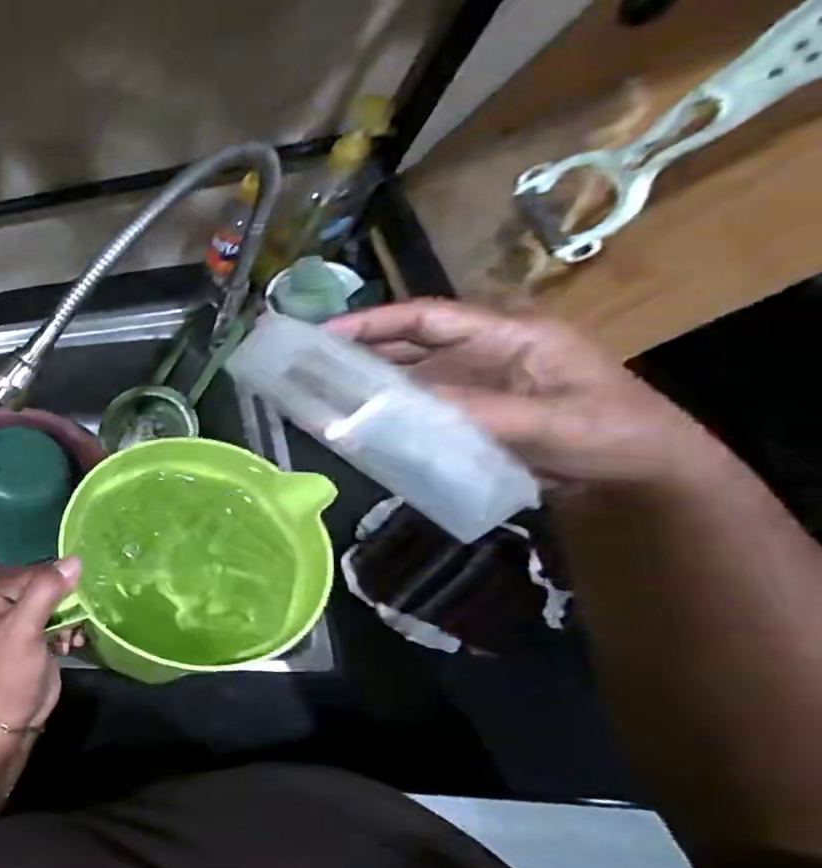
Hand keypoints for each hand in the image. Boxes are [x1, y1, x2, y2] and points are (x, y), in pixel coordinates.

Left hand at [0, 557, 83, 731]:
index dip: (61, 586)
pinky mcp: (39, 634)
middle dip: (68, 605)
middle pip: (51, 586)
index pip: (39, 572)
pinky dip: (71, 631)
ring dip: (72, 620)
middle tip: (71, 626)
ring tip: (69, 639)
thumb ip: (47, 591)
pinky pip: (63, 620)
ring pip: (61, 604)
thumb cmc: (13, 668)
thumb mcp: (26, 626)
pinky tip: (70, 646)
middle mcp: (8, 598)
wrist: (12, 713)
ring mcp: (24, 617)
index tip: (76, 604)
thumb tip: (75, 560)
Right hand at [325, 300, 714, 487]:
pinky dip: (377, 414)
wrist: (639, 478)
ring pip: (401, 376)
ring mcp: (469, 386)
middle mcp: (480, 354)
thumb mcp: (551, 423)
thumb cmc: (612, 436)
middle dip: (353, 350)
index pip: (426, 318)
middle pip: (404, 344)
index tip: (320, 335)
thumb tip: (394, 408)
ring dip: (360, 383)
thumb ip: (475, 411)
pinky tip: (348, 426)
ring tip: (310, 393)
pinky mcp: (460, 415)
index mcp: (509, 336)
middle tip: (299, 365)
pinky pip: (409, 409)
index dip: (371, 323)